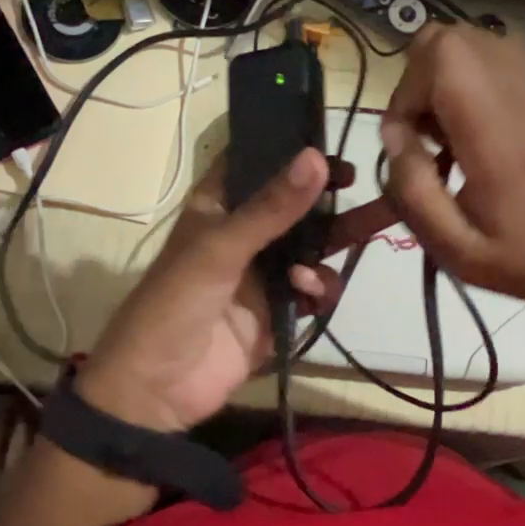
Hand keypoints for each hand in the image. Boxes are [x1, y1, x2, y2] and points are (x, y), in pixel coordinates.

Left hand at [76, 150, 342, 433]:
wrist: (159, 387)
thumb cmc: (175, 304)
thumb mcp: (221, 248)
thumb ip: (271, 208)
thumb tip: (317, 157)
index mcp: (217, 208)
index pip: (256, 163)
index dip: (289, 148)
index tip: (330, 138)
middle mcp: (243, 235)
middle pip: (295, 206)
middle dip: (329, 198)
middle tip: (365, 185)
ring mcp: (262, 276)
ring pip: (312, 248)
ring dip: (335, 242)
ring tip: (363, 233)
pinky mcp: (277, 313)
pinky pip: (312, 291)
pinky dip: (319, 288)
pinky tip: (308, 292)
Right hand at [380, 25, 524, 313]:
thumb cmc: (520, 258)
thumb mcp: (451, 246)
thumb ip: (411, 187)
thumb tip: (394, 133)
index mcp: (498, 131)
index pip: (440, 52)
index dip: (408, 87)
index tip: (410, 138)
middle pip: (455, 38)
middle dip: (427, 80)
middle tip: (433, 137)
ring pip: (483, 44)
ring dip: (458, 81)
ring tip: (466, 136)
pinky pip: (514, 60)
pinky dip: (492, 86)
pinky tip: (502, 135)